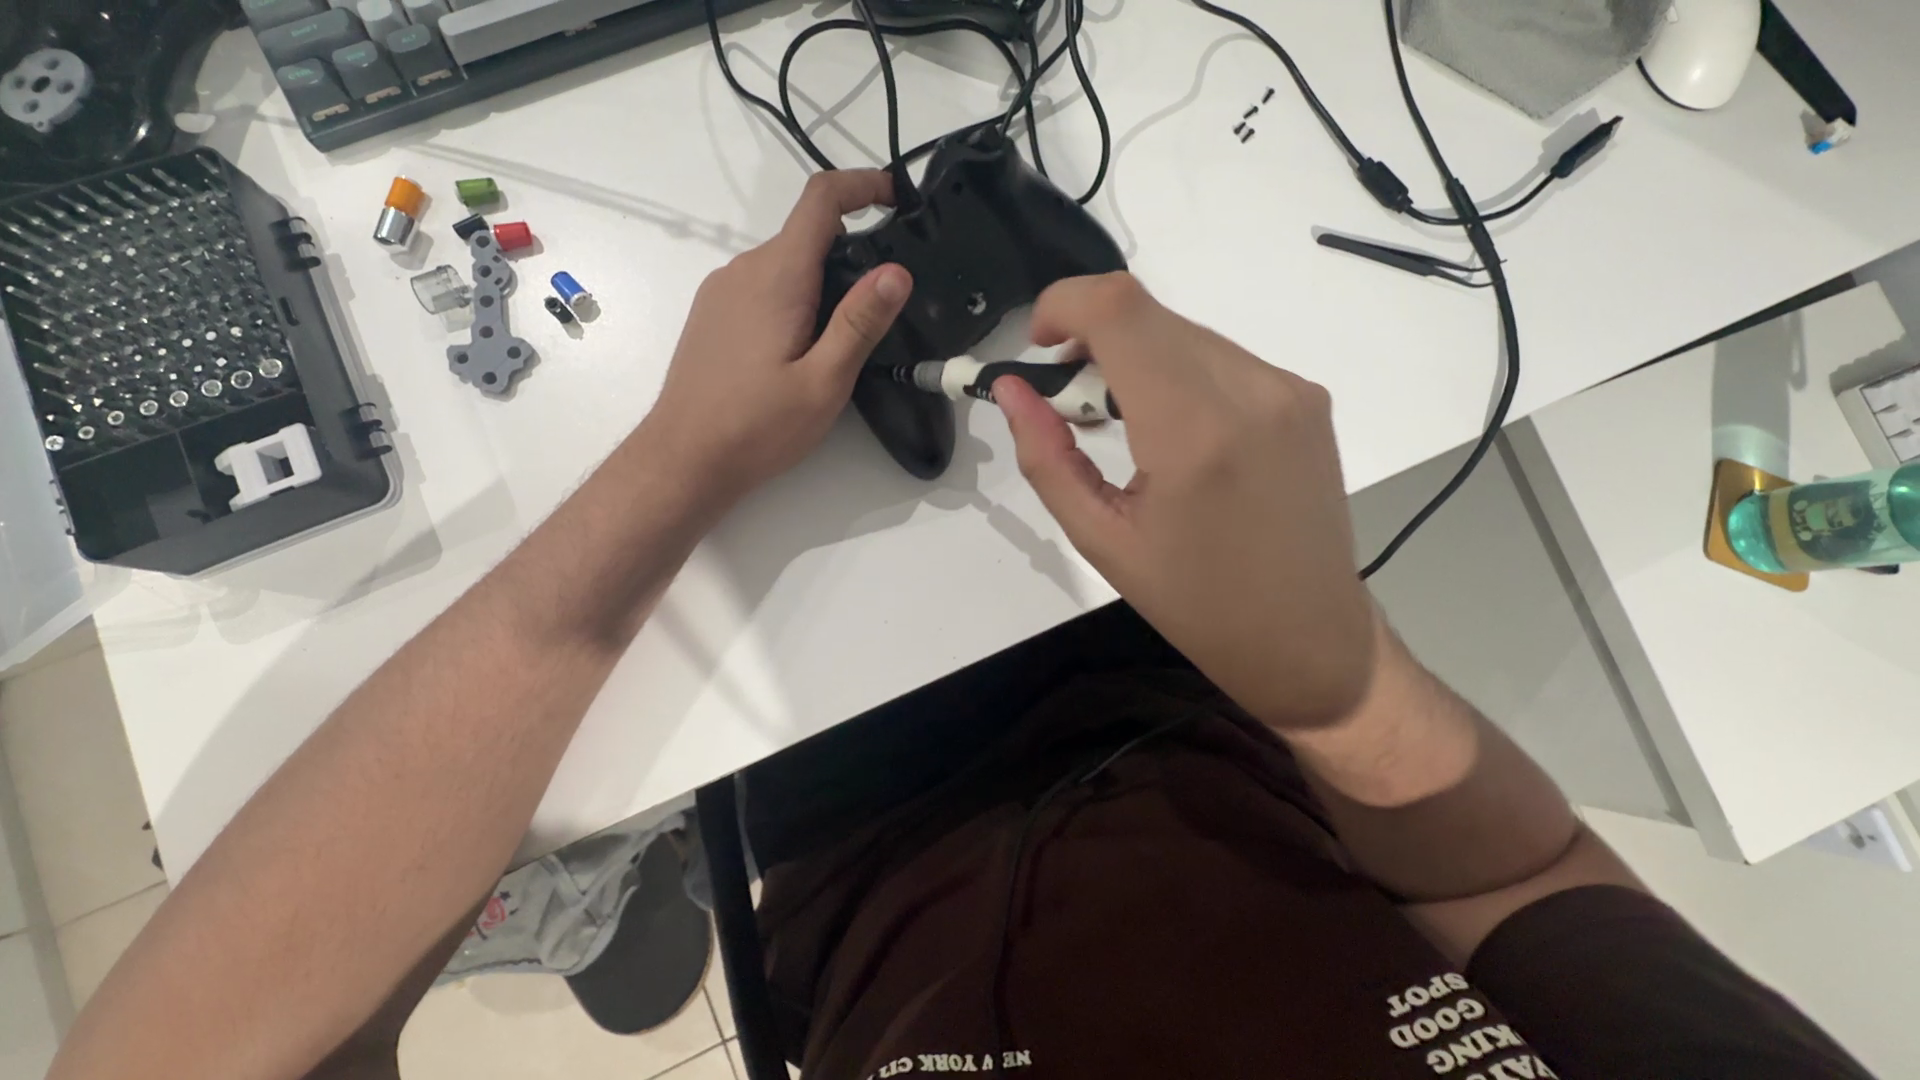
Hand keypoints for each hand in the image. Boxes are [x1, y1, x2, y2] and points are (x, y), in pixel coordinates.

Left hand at [641, 170, 911, 503]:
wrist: (684, 458)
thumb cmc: (757, 426)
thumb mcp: (823, 382)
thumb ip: (859, 322)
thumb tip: (897, 270)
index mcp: (777, 276)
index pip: (821, 200)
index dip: (863, 185)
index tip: (897, 197)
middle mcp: (744, 270)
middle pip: (805, 233)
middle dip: (851, 248)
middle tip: (887, 297)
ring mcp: (722, 291)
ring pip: (784, 263)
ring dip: (823, 278)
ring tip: (850, 332)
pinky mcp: (713, 314)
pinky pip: (763, 286)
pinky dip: (795, 296)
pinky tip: (805, 347)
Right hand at [995, 273, 1376, 728]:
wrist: (1309, 637)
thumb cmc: (1196, 603)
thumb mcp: (1101, 540)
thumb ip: (1047, 457)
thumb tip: (1012, 389)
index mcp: (1193, 432)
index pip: (1119, 309)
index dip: (1063, 304)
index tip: (1039, 346)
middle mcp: (1251, 390)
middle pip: (1148, 314)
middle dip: (1093, 340)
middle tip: (1074, 404)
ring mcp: (1289, 389)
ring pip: (1185, 332)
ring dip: (1137, 357)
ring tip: (1128, 427)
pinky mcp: (1309, 397)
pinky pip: (1223, 357)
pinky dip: (1181, 374)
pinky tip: (1178, 434)